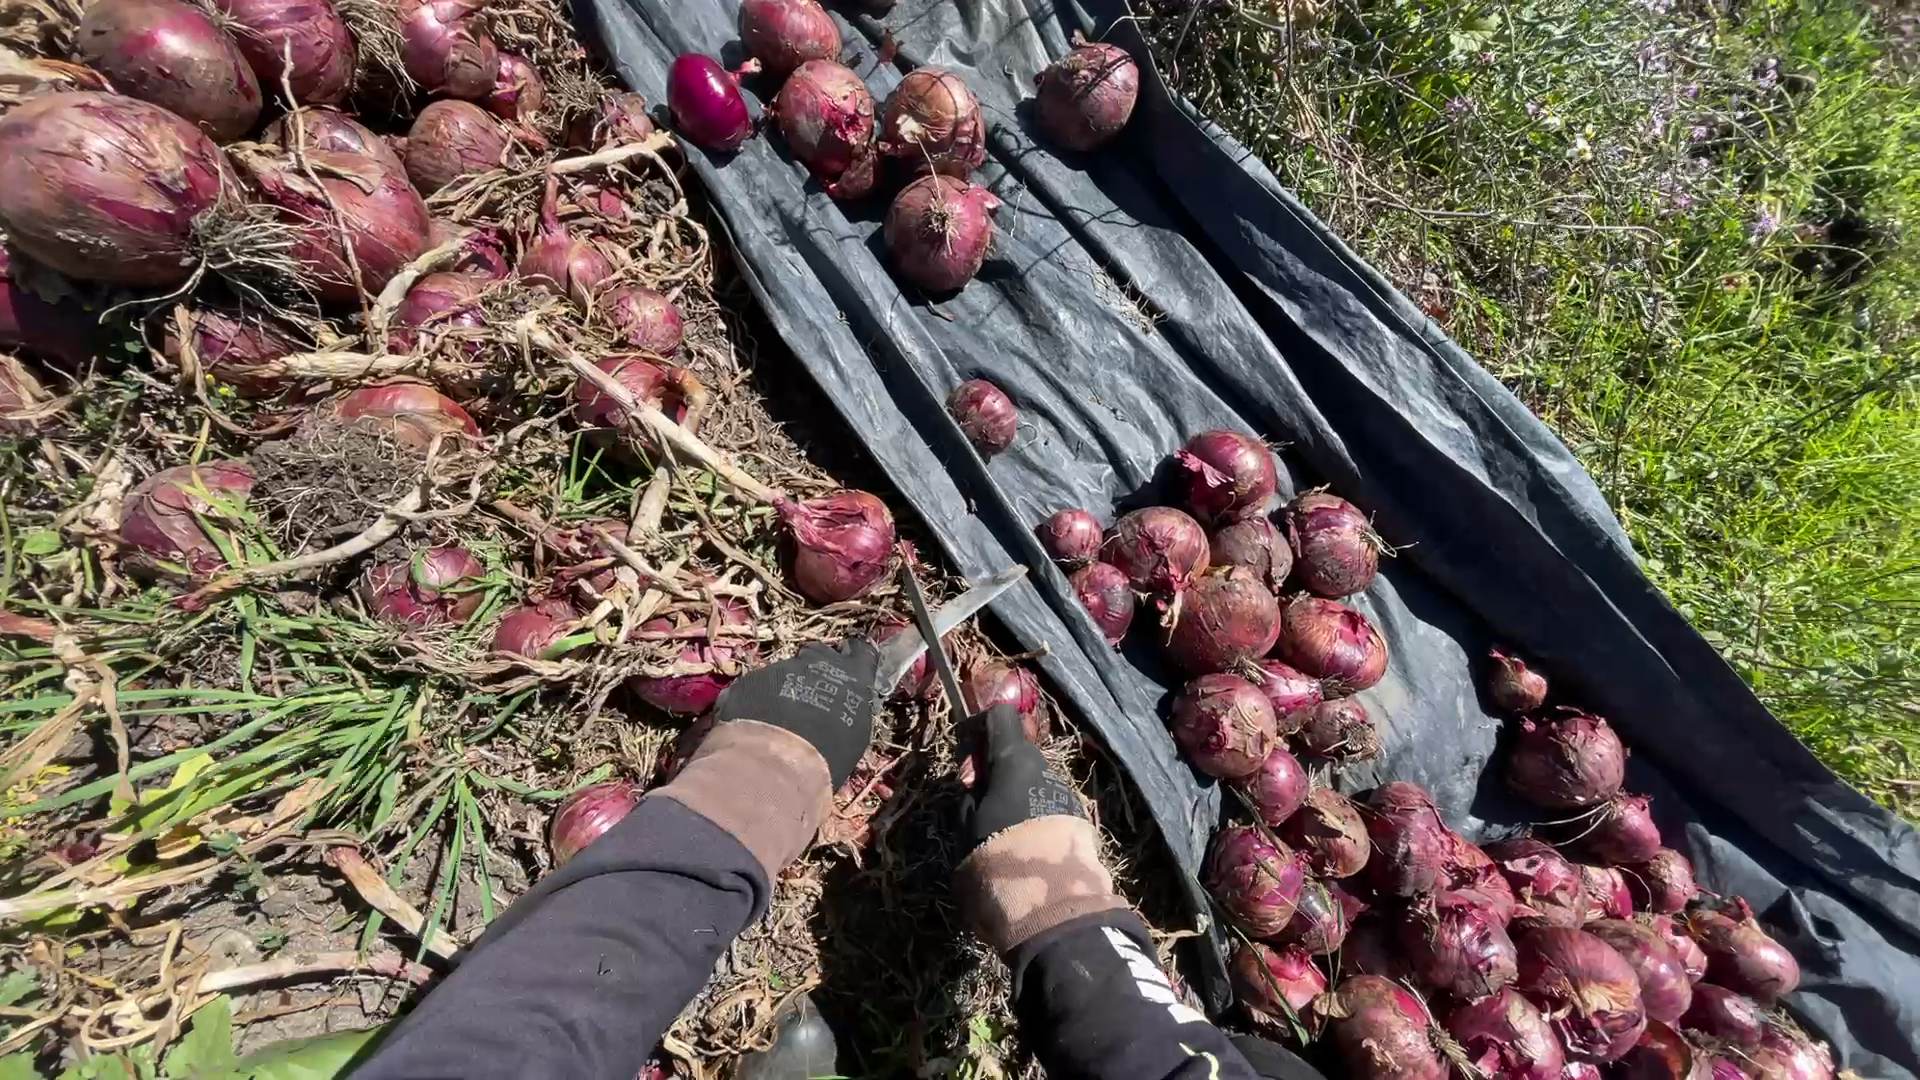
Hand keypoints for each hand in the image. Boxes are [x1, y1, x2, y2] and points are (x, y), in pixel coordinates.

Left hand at [713, 638, 878, 787]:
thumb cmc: (832, 751)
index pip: (861, 651)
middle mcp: (820, 661)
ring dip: (784, 684)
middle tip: (809, 689)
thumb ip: (849, 710)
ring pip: (786, 668)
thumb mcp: (855, 733)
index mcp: (853, 673)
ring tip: (778, 714)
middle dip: (814, 665)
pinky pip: (758, 684)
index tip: (848, 666)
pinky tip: (755, 722)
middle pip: (818, 652)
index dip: (854, 657)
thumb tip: (840, 712)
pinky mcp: (753, 678)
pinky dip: (757, 698)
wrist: (783, 756)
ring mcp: (784, 666)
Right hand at [961, 704, 1082, 851]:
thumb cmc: (997, 851)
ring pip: (1031, 778)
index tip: (967, 760)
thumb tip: (976, 786)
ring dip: (1013, 791)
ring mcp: (1063, 789)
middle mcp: (1042, 765)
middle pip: (1015, 750)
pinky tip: (1023, 839)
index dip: (979, 729)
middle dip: (994, 768)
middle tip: (976, 799)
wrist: (1048, 898)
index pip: (1000, 716)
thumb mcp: (966, 823)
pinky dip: (1031, 810)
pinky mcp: (1077, 815)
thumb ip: (969, 795)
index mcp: (1014, 758)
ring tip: (1000, 826)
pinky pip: (1046, 801)